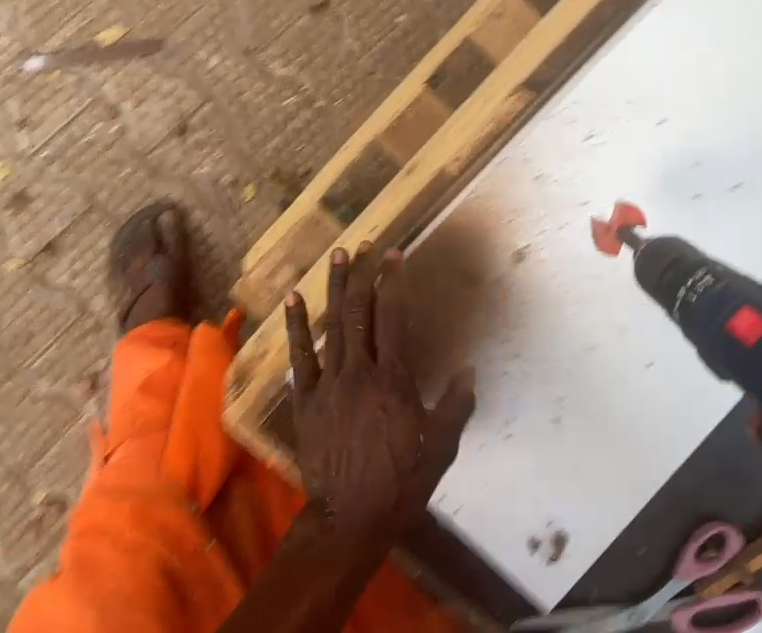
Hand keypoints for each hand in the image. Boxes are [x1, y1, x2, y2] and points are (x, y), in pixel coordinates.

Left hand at [284, 245, 475, 543]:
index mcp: (393, 379)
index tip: (396, 255)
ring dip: (335, 288)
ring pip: (332, 325)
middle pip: (361, 312)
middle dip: (365, 275)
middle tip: (367, 245)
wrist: (351, 517)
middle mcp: (359, 372)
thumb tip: (468, 369)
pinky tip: (292, 298)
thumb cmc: (402, 481)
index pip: (394, 317)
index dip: (394, 282)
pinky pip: (301, 356)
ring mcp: (328, 383)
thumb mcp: (441, 446)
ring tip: (338, 256)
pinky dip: (296, 326)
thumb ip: (456, 404)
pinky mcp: (306, 399)